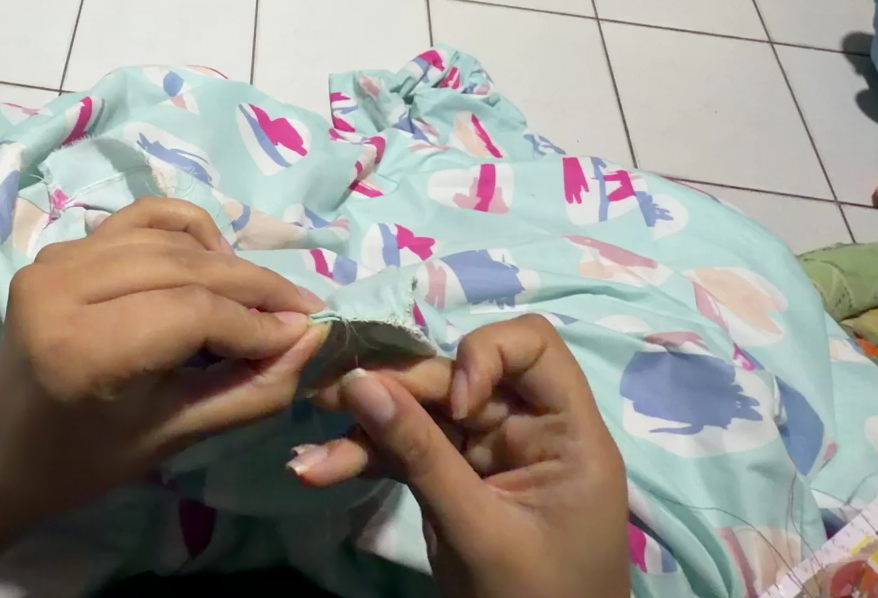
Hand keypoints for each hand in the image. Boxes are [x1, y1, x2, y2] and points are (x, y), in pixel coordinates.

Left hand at [0, 197, 327, 524]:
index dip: (254, 322)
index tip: (303, 332)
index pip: (190, 312)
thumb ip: (250, 388)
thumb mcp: (175, 437)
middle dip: (251, 286)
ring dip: (224, 259)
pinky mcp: (61, 246)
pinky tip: (212, 257)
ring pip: (167, 237)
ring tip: (261, 294)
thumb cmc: (86, 459)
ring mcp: (57, 258)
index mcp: (82, 350)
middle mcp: (62, 287)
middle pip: (182, 266)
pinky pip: (141, 219)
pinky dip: (185, 230)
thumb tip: (310, 339)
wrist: (6, 443)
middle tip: (300, 308)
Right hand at [293, 315, 628, 597]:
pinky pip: (402, 446)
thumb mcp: (479, 531)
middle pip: (453, 375)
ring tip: (312, 436)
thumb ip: (419, 452)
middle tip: (332, 396)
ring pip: (417, 409)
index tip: (457, 404)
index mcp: (564, 433)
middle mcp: (522, 427)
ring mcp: (482, 449)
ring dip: (364, 423)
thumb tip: (356, 379)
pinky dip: (363, 455)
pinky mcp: (449, 473)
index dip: (486, 354)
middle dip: (394, 388)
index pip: (531, 346)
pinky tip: (320, 467)